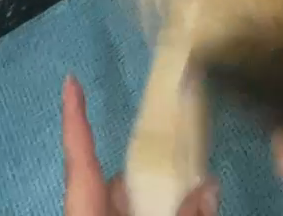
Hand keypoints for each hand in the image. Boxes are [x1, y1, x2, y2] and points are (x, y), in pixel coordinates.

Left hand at [63, 77, 218, 215]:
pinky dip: (157, 208)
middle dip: (149, 166)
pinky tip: (190, 207)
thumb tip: (211, 186)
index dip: (75, 116)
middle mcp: (90, 213)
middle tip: (186, 144)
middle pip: (116, 180)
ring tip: (202, 182)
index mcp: (86, 210)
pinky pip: (135, 213)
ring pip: (130, 200)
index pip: (79, 155)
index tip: (71, 80)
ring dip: (159, 193)